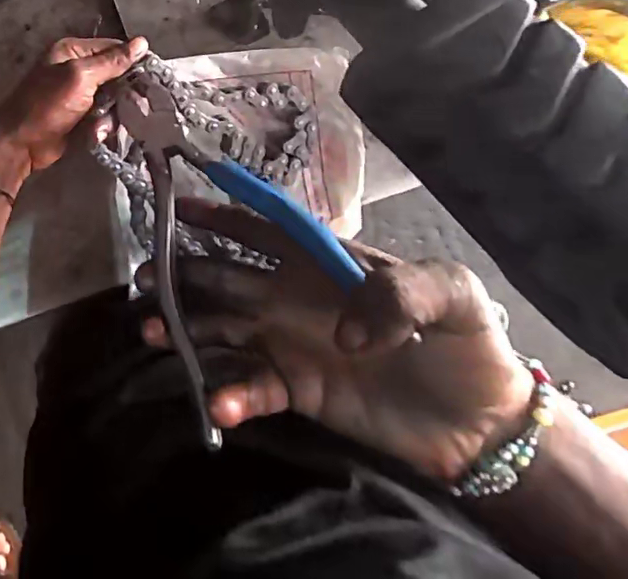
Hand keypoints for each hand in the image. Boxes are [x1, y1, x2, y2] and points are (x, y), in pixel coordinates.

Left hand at [0, 36, 149, 193]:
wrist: (19, 144)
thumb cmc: (46, 105)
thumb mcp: (80, 78)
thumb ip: (112, 61)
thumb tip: (142, 42)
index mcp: (73, 51)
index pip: (114, 49)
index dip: (134, 62)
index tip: (152, 78)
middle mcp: (77, 69)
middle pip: (117, 76)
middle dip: (124, 95)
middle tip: (137, 108)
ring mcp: (78, 95)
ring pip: (113, 100)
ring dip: (111, 116)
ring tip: (101, 127)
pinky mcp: (80, 117)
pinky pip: (103, 117)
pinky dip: (101, 127)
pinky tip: (95, 135)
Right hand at [139, 199, 533, 479]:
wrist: (482, 421)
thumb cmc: (464, 339)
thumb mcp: (450, 293)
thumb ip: (398, 295)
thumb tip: (341, 334)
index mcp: (322, 260)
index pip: (262, 227)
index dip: (220, 214)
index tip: (177, 206)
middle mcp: (294, 294)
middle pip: (226, 274)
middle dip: (183, 271)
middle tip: (145, 279)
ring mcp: (291, 341)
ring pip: (224, 326)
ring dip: (187, 328)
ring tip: (153, 333)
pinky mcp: (299, 390)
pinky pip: (254, 386)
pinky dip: (232, 393)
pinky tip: (218, 403)